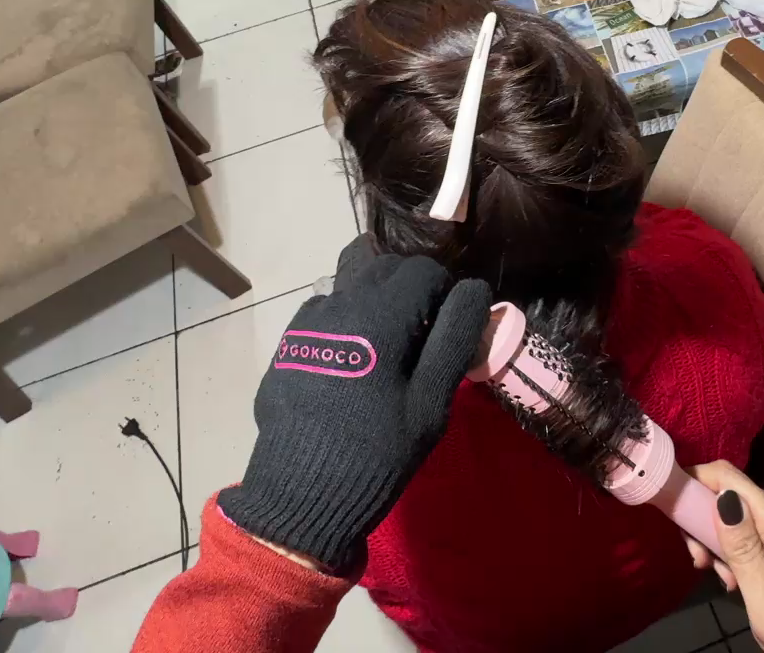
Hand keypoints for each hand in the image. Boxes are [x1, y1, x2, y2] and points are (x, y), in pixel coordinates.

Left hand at [220, 237, 490, 573]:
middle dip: (410, 287)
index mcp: (378, 316)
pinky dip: (347, 317)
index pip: (421, 269)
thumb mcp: (430, 402)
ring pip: (351, 279)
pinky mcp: (289, 342)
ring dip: (376, 296)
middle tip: (421, 333)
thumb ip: (455, 337)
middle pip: (384, 266)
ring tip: (386, 341)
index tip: (445, 328)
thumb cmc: (377, 453)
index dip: (443, 290)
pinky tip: (351, 360)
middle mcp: (338, 304)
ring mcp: (307, 322)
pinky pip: (326, 307)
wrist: (301, 497)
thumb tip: (474, 288)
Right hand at [685, 461, 763, 652]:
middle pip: (728, 492)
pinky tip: (738, 576)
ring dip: (718, 539)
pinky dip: (734, 545)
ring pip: (735, 508)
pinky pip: (749, 523)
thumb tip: (722, 498)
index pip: (728, 477)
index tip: (675, 517)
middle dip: (704, 522)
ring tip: (724, 578)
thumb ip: (744, 552)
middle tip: (700, 564)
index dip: (694, 484)